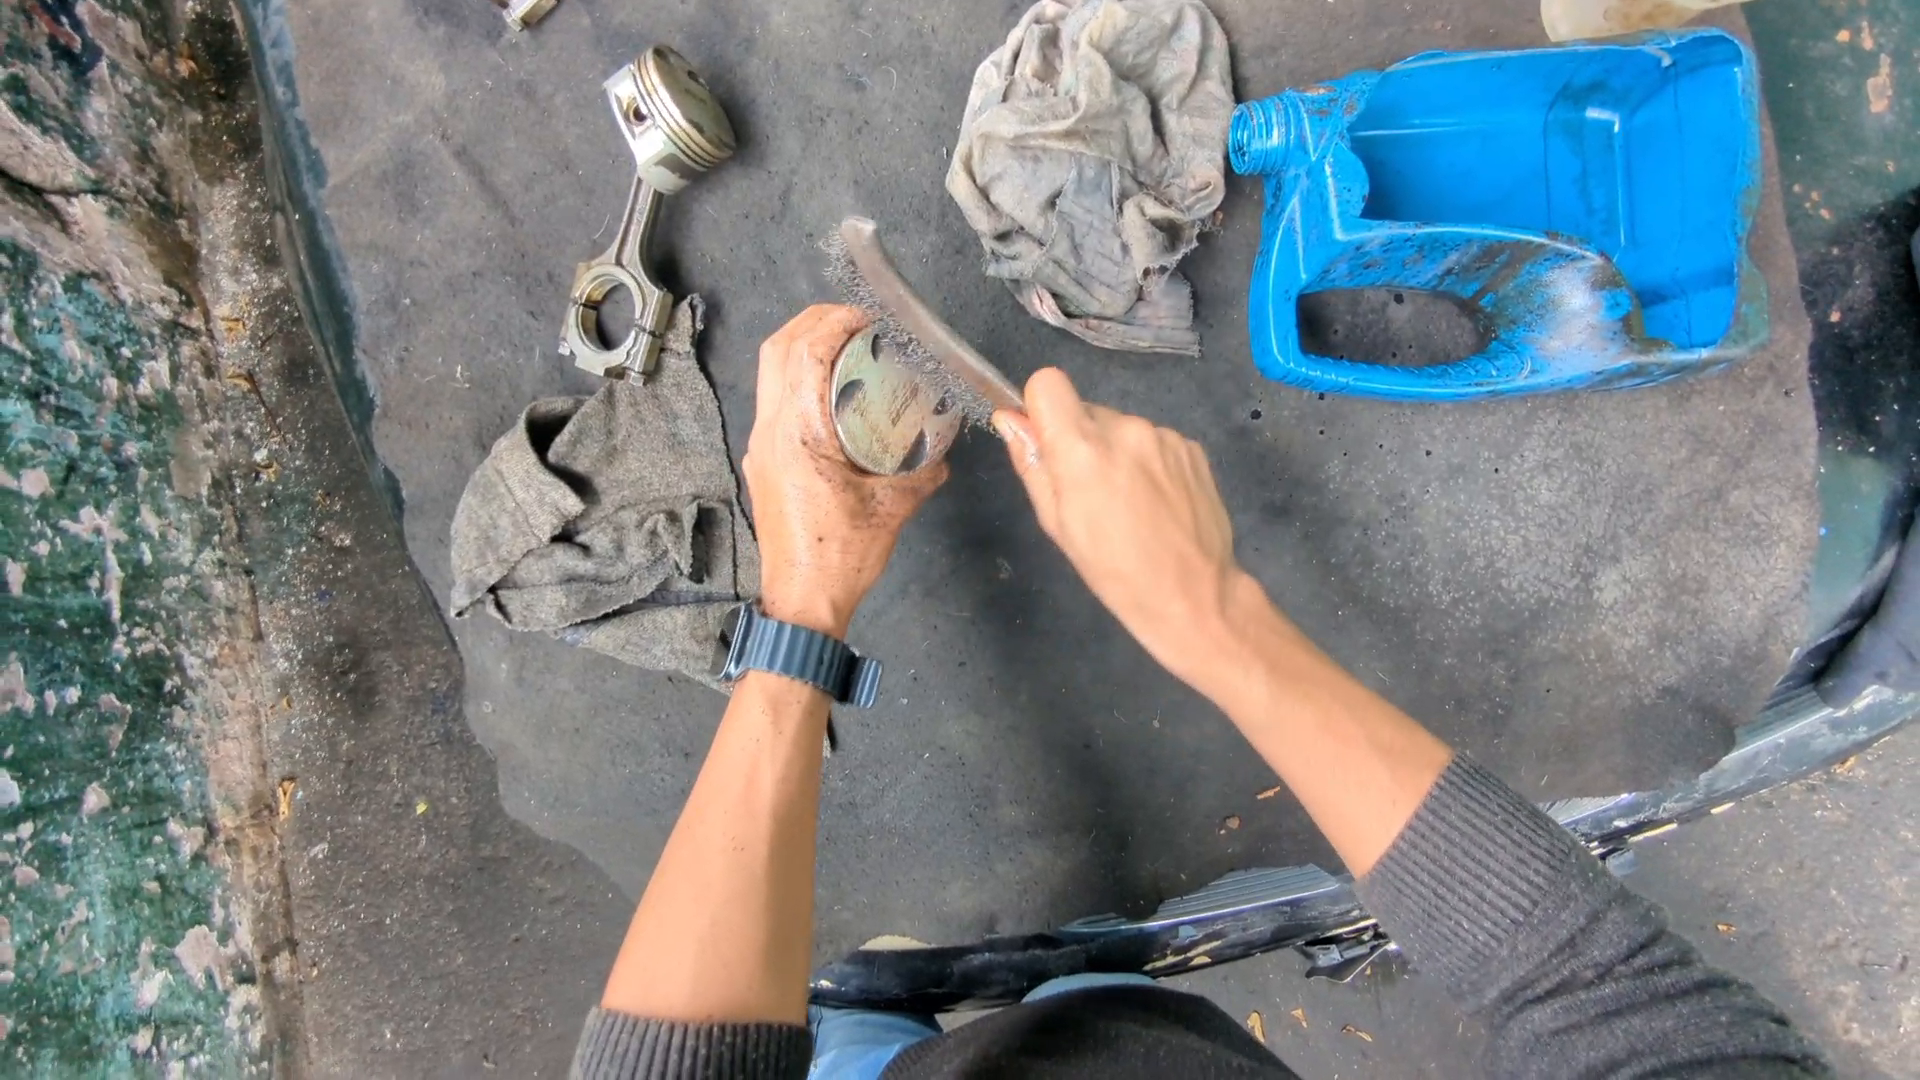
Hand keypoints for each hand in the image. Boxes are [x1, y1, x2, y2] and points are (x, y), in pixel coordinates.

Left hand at [743, 306, 946, 637]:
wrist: (801, 602)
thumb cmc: (842, 556)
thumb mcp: (893, 509)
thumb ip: (923, 472)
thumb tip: (943, 452)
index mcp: (797, 435)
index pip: (804, 353)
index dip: (834, 322)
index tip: (870, 319)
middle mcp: (769, 431)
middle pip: (776, 349)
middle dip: (813, 322)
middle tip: (857, 322)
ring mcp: (760, 446)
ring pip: (769, 373)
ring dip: (802, 347)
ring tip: (847, 348)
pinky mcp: (762, 461)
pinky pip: (774, 400)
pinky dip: (798, 377)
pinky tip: (833, 393)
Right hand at [993, 368, 1249, 687]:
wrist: (1193, 593)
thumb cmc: (1113, 570)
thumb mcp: (1057, 524)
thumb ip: (1032, 463)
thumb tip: (1009, 418)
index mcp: (1083, 449)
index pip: (1049, 383)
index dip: (1041, 407)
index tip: (1047, 440)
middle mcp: (1126, 429)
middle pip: (1085, 410)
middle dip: (1080, 441)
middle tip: (1090, 492)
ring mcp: (1164, 436)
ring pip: (1121, 428)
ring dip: (1116, 453)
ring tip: (1128, 503)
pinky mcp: (1192, 447)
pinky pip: (1153, 441)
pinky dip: (1147, 462)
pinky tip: (1156, 501)